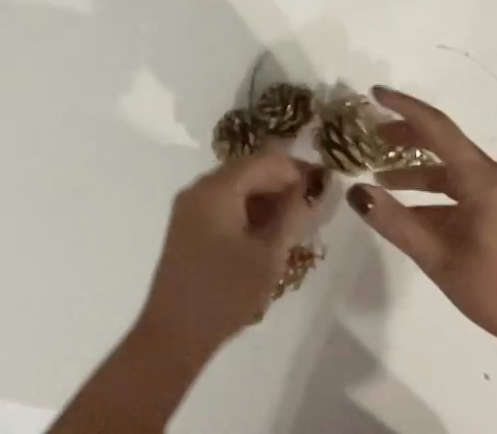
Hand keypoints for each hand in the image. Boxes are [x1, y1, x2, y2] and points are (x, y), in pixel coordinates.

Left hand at [137, 149, 324, 354]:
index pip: (264, 161)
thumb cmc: (225, 293)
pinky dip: (247, 211)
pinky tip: (267, 232)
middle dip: (281, 183)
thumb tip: (308, 188)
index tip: (323, 183)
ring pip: (235, 188)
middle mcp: (199, 188)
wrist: (173, 335)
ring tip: (294, 220)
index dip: (295, 168)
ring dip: (265, 199)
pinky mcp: (186, 226)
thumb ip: (291, 215)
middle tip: (312, 204)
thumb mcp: (268, 255)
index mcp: (217, 188)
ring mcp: (189, 207)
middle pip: (247, 171)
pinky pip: (222, 204)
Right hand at [347, 87, 496, 363]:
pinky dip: (440, 191)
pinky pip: (469, 188)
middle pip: (445, 143)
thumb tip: (355, 190)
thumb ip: (395, 222)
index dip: (403, 106)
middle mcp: (496, 176)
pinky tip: (422, 207)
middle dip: (406, 137)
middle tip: (372, 139)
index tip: (373, 93)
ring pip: (455, 170)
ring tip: (386, 182)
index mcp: (481, 179)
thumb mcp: (438, 259)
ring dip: (420, 171)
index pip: (436, 127)